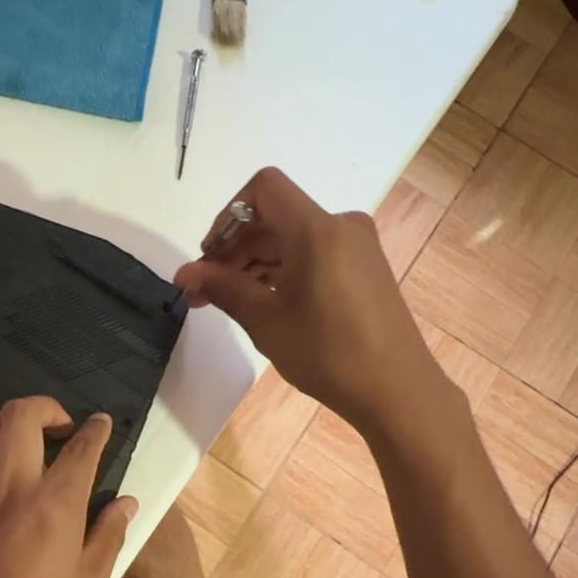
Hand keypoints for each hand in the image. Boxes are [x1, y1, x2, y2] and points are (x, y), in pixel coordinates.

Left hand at [0, 397, 136, 577]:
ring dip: (4, 422)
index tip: (101, 424)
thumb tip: (125, 502)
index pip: (82, 447)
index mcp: (57, 503)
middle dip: (48, 408)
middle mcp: (14, 485)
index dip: (96, 428)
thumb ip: (109, 535)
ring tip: (21, 442)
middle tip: (61, 428)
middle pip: (23, 414)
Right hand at [173, 167, 455, 437]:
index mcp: (317, 230)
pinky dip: (280, 271)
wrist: (394, 388)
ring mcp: (354, 245)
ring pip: (290, 237)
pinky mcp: (361, 266)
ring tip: (225, 303)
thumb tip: (183, 273)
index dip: (227, 217)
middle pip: (274, 216)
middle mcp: (339, 225)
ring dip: (253, 263)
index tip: (208, 259)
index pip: (263, 189)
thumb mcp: (265, 321)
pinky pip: (310, 254)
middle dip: (233, 248)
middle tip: (202, 293)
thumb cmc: (327, 354)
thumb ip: (223, 288)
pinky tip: (261, 302)